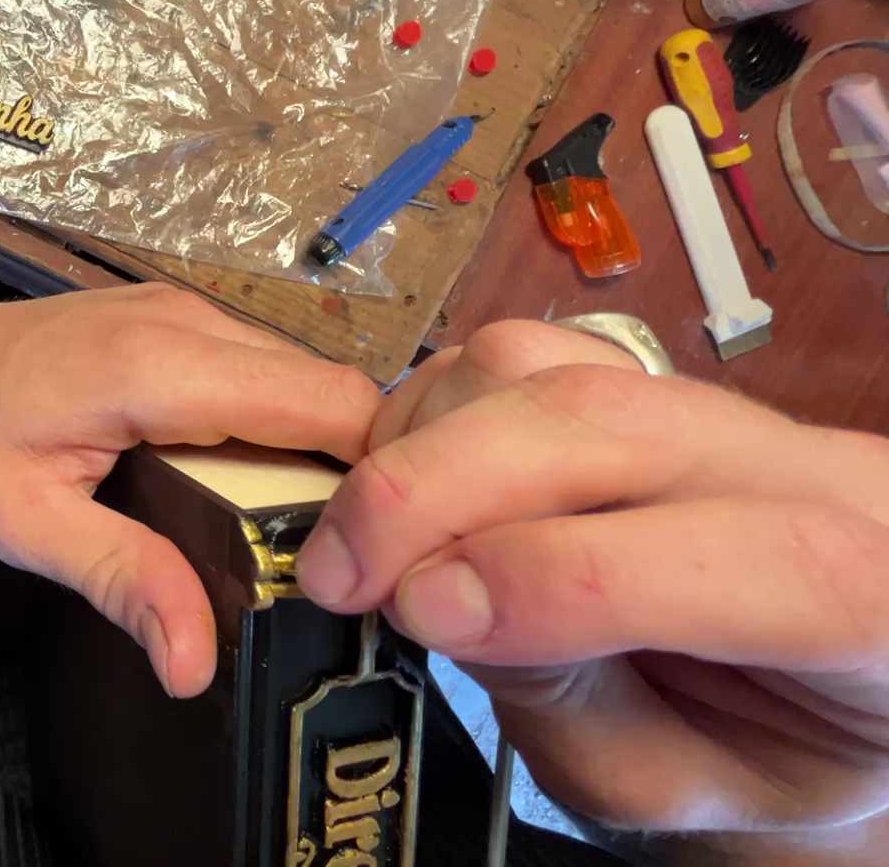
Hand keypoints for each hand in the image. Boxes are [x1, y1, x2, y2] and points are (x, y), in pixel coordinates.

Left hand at [0, 284, 379, 698]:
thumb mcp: (31, 523)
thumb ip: (121, 579)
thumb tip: (196, 665)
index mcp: (155, 367)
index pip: (325, 404)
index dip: (370, 475)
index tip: (364, 546)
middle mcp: (182, 320)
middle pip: (324, 388)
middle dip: (349, 464)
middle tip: (326, 545)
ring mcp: (178, 306)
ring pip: (295, 372)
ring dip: (308, 440)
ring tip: (287, 515)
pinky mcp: (171, 311)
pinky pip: (256, 361)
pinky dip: (270, 413)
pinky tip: (239, 465)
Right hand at [294, 320, 888, 858]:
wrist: (758, 669)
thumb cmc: (729, 747)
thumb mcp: (653, 776)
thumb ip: (553, 694)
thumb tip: (422, 593)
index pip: (768, 558)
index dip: (564, 581)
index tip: (418, 614)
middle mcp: (802, 462)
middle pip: (598, 424)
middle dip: (426, 493)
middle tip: (335, 573)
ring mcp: (688, 395)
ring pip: (517, 369)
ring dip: (407, 454)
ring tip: (376, 539)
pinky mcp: (598, 366)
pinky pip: (482, 360)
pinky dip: (409, 421)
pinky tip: (406, 488)